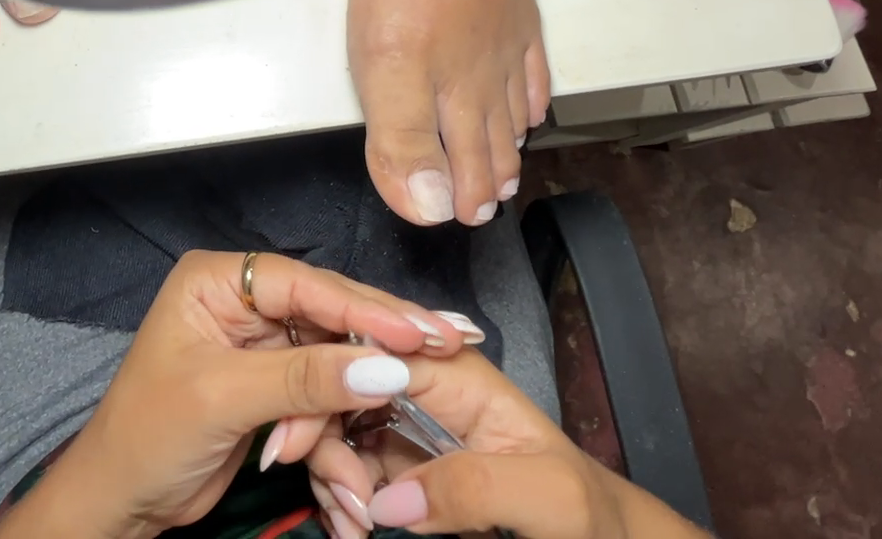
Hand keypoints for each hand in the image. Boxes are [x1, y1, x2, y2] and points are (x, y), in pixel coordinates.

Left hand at [0, 252, 474, 538]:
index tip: (420, 331)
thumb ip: (304, 379)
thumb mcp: (223, 398)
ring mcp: (260, 341)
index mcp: (217, 280)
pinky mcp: (272, 381)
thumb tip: (386, 366)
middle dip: (381, 339)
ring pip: (332, 355)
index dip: (362, 307)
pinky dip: (340, 426)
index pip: (303, 283)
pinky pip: (322, 391)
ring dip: (354, 399)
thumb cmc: (149, 433)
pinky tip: (357, 460)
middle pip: (327, 312)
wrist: (123, 500)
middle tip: (450, 342)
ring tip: (386, 424)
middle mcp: (242, 299)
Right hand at [307, 350, 706, 538]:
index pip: (372, 359)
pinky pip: (350, 471)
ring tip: (350, 531)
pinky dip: (340, 501)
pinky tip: (352, 531)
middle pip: (343, 391)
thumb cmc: (588, 514)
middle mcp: (421, 389)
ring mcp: (407, 427)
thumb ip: (472, 487)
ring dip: (330, 479)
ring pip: (337, 431)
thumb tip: (385, 502)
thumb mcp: (548, 498)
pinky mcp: (400, 466)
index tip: (293, 445)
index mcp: (454, 372)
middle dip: (325, 444)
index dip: (326, 391)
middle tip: (343, 510)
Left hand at [348, 0, 549, 226]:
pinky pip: (531, 66)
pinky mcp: (513, 8)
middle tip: (488, 204)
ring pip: (510, 108)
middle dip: (488, 178)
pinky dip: (532, 96)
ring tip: (509, 166)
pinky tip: (532, 103)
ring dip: (508, 144)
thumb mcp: (385, 70)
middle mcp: (484, 76)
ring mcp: (504, 41)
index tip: (465, 217)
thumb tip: (432, 207)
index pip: (464, 162)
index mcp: (450, 97)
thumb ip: (405, 140)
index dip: (463, 196)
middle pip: (490, 140)